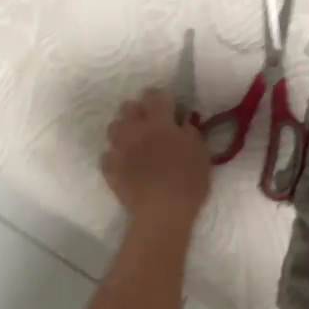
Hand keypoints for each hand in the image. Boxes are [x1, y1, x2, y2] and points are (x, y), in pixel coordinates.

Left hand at [101, 89, 211, 232]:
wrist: (161, 213)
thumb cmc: (187, 182)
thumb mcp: (201, 154)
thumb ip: (190, 133)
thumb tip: (182, 123)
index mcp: (159, 122)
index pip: (154, 95)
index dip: (160, 98)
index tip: (168, 108)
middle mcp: (136, 129)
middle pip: (128, 107)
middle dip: (137, 111)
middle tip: (150, 124)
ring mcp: (120, 148)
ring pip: (113, 127)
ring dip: (123, 131)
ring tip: (134, 143)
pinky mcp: (110, 168)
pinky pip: (107, 155)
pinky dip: (115, 158)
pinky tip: (124, 166)